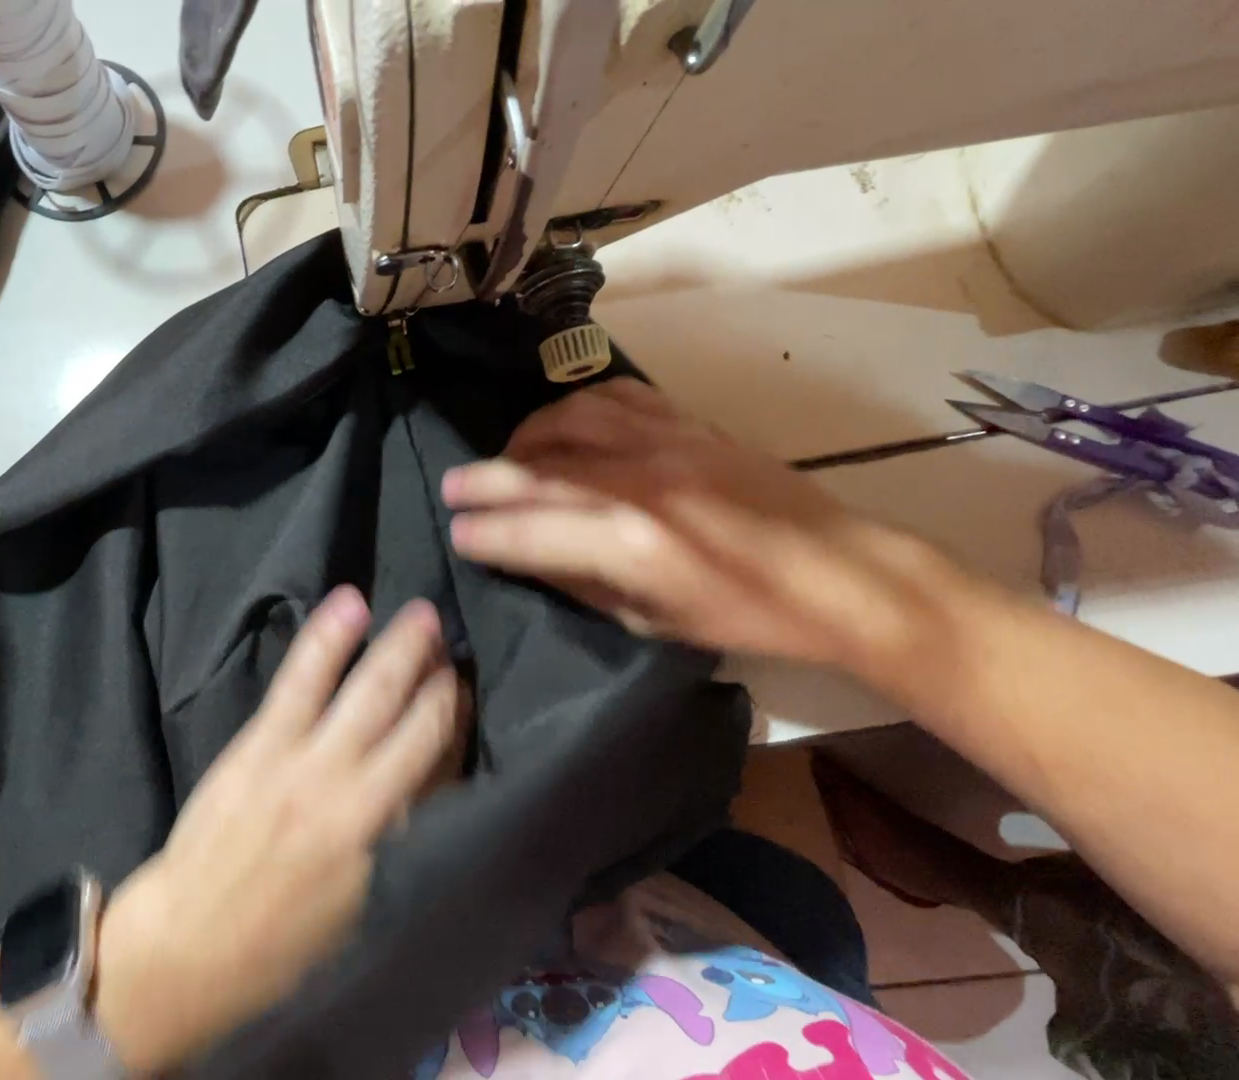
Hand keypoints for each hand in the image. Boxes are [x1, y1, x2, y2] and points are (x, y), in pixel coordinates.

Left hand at [93, 589, 463, 1073]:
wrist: (192, 943)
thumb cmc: (283, 944)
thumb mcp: (365, 908)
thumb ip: (403, 842)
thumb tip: (431, 782)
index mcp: (391, 846)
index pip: (443, 768)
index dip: (458, 722)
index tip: (466, 691)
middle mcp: (359, 799)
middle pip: (416, 722)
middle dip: (440, 678)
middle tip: (455, 641)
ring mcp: (306, 766)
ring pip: (366, 692)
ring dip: (397, 648)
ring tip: (421, 614)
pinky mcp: (260, 746)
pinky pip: (299, 681)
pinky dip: (327, 640)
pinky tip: (348, 605)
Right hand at [443, 379, 967, 673]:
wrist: (840, 573)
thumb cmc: (744, 615)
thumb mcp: (650, 622)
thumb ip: (580, 582)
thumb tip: (526, 556)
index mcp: (630, 544)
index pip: (530, 530)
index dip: (484, 533)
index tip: (457, 534)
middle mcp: (638, 483)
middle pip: (536, 471)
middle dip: (483, 481)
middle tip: (451, 488)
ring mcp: (666, 443)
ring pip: (568, 421)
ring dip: (524, 439)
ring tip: (506, 458)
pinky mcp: (690, 423)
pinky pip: (617, 397)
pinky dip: (576, 407)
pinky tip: (563, 425)